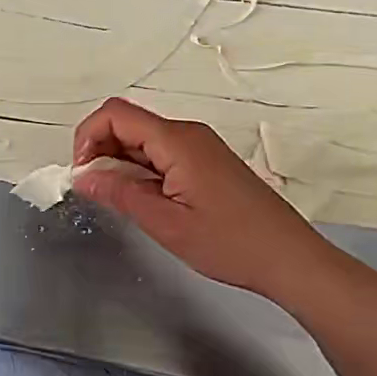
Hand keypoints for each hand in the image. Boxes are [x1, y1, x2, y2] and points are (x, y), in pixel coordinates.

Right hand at [72, 97, 342, 299]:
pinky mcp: (207, 161)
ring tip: (120, 199)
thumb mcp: (166, 223)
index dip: (88, 136)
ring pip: (142, 138)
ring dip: (120, 161)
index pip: (115, 114)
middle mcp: (188, 133)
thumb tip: (82, 176)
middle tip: (97, 189)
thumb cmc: (231, 244)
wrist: (294, 261)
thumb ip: (119, 193)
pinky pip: (161, 152)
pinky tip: (145, 198)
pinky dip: (141, 168)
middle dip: (101, 150)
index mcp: (177, 140)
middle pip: (127, 123)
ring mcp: (200, 146)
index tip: (83, 173)